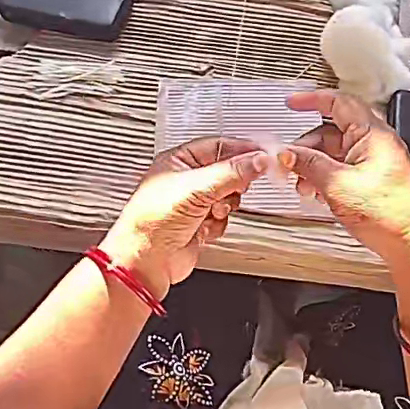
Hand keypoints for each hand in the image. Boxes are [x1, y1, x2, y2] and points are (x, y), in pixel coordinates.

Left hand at [100, 137, 271, 293]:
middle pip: (228, 172)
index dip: (242, 150)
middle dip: (234, 183)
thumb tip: (258, 160)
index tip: (265, 155)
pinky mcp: (200, 224)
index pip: (219, 146)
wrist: (145, 263)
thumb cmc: (152, 222)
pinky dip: (219, 223)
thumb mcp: (197, 188)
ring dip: (226, 205)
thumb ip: (232, 172)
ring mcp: (193, 203)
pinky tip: (204, 227)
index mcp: (179, 161)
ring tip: (212, 211)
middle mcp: (186, 180)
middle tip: (236, 187)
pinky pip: (224, 217)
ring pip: (229, 196)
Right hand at [277, 90, 409, 267]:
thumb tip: (289, 154)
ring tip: (305, 184)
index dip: (312, 99)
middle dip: (308, 146)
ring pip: (337, 152)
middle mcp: (377, 143)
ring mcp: (377, 162)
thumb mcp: (337, 185)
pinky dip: (327, 177)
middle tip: (290, 160)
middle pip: (333, 132)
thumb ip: (309, 164)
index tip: (294, 102)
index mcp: (372, 134)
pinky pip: (345, 168)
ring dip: (315, 165)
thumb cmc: (390, 215)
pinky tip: (319, 193)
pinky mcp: (376, 180)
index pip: (339, 102)